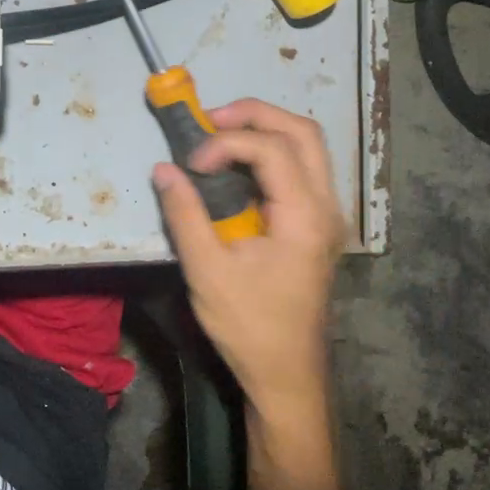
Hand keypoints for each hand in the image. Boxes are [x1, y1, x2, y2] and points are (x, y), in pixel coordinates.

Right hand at [154, 98, 343, 417]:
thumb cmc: (249, 325)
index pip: (272, 148)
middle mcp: (326, 208)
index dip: (225, 143)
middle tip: (207, 119)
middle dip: (253, 115)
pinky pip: (300, 168)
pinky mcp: (314, 225)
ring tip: (216, 135)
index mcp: (305, 217)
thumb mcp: (207, 271)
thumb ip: (185, 214)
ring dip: (262, 130)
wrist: (286, 374)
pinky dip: (266, 152)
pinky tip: (232, 166)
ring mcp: (325, 216)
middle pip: (302, 132)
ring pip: (306, 146)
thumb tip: (163, 169)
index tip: (191, 165)